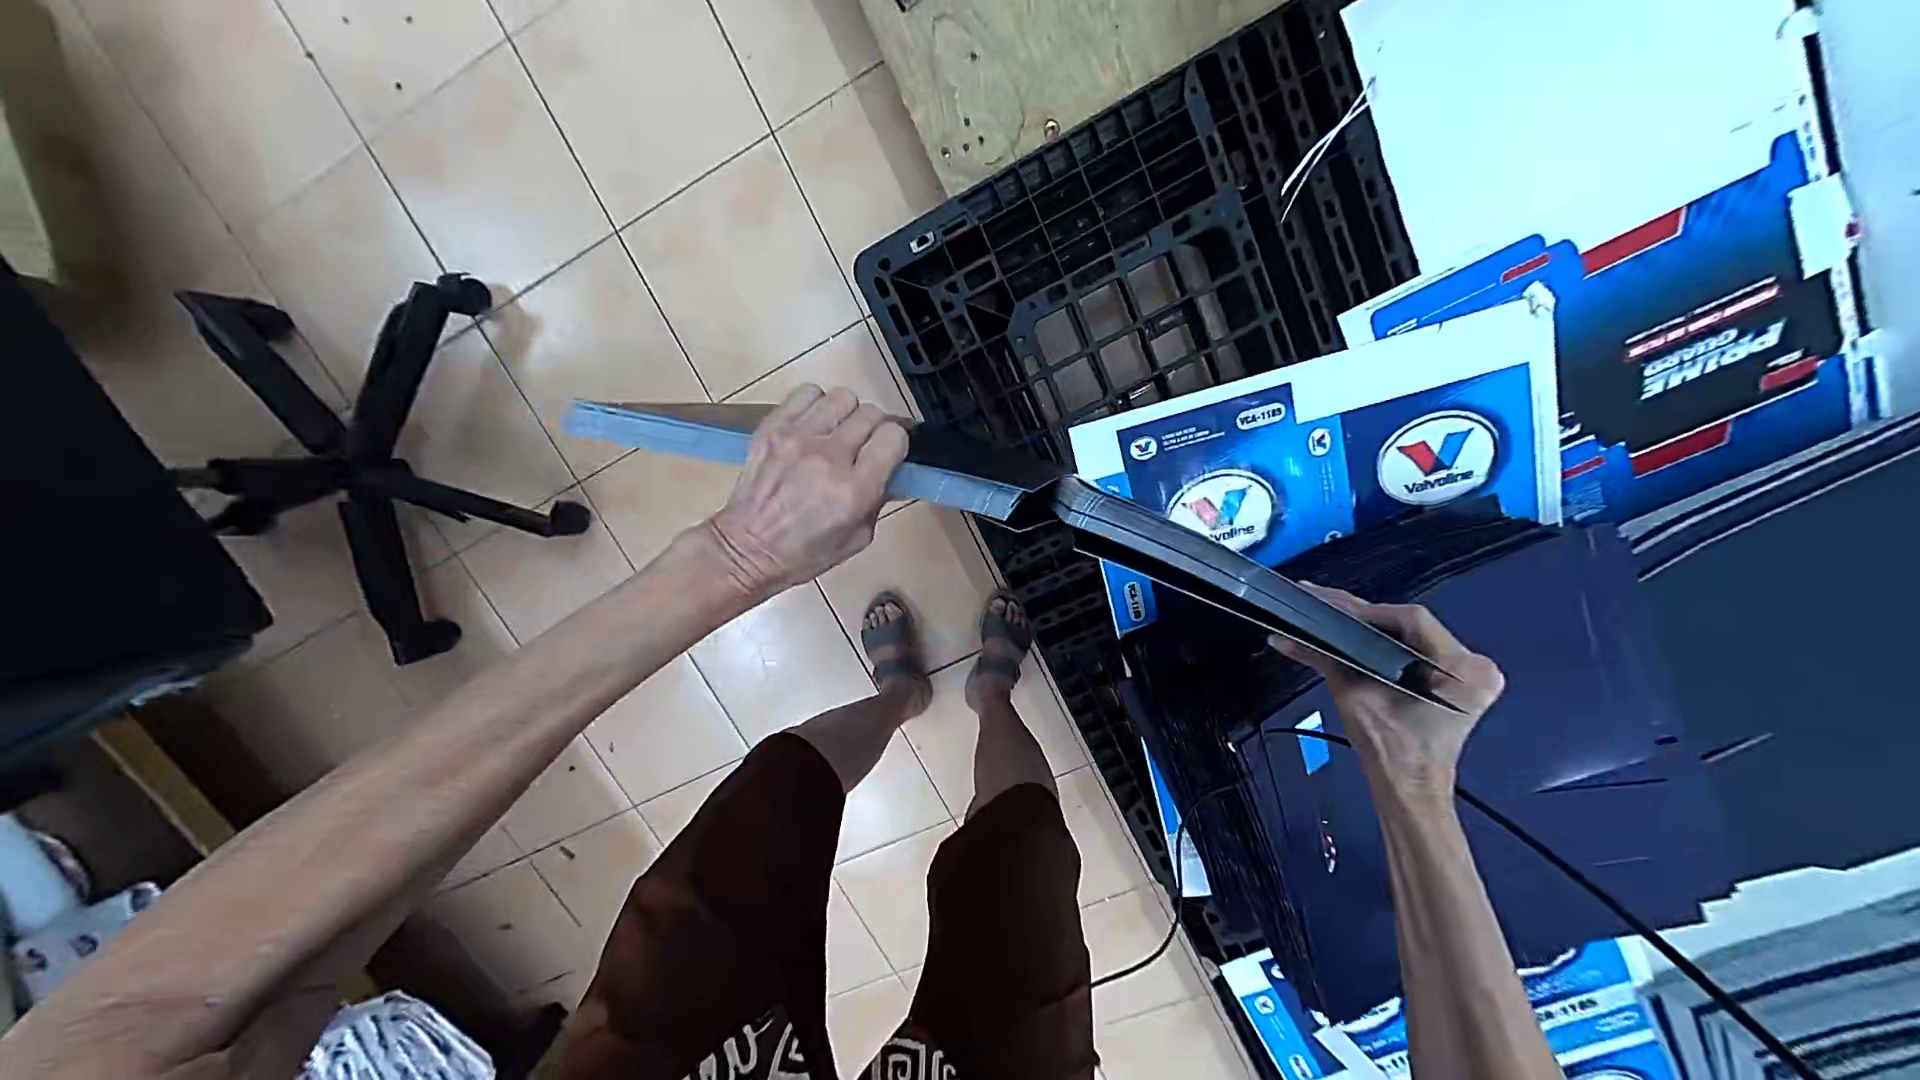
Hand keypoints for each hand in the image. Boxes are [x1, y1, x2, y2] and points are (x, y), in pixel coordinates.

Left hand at [704, 384, 907, 600]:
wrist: (746, 550)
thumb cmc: (805, 552)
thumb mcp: (859, 537)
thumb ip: (881, 498)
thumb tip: (897, 469)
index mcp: (854, 491)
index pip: (893, 437)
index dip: (896, 444)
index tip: (889, 454)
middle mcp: (828, 458)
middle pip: (871, 414)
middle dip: (875, 430)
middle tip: (864, 448)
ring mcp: (797, 438)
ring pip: (843, 398)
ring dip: (847, 415)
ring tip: (838, 435)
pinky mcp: (773, 428)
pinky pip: (808, 393)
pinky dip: (817, 405)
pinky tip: (814, 427)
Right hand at [1268, 584, 1504, 799]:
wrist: (1406, 785)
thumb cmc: (1389, 748)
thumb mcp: (1352, 693)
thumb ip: (1323, 657)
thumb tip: (1285, 638)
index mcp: (1463, 669)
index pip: (1411, 618)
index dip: (1366, 610)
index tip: (1331, 607)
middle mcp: (1475, 668)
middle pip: (1410, 625)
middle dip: (1363, 617)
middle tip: (1325, 603)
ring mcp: (1468, 675)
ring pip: (1411, 635)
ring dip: (1371, 627)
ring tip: (1335, 616)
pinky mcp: (1455, 682)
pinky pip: (1417, 650)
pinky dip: (1385, 642)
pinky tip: (1359, 635)